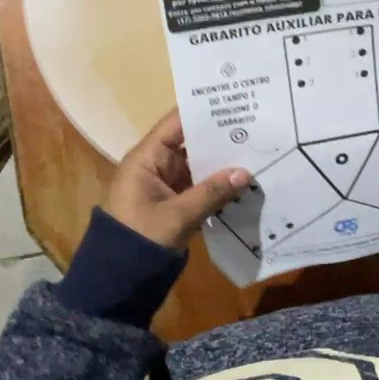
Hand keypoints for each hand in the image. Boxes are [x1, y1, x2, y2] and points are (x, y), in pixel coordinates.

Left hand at [104, 110, 250, 248]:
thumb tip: (245, 172)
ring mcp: (166, 184)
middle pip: (191, 142)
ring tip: (259, 149)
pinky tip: (245, 180)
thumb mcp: (177, 216)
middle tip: (257, 125)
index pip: (176, 123)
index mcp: (146, 158)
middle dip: (220, 136)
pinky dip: (218, 183)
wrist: (119, 279)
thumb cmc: (140, 238)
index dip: (202, 111)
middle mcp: (156, 165)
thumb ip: (212, 193)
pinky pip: (200, 185)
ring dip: (222, 161)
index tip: (234, 100)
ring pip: (198, 164)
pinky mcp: (175, 202)